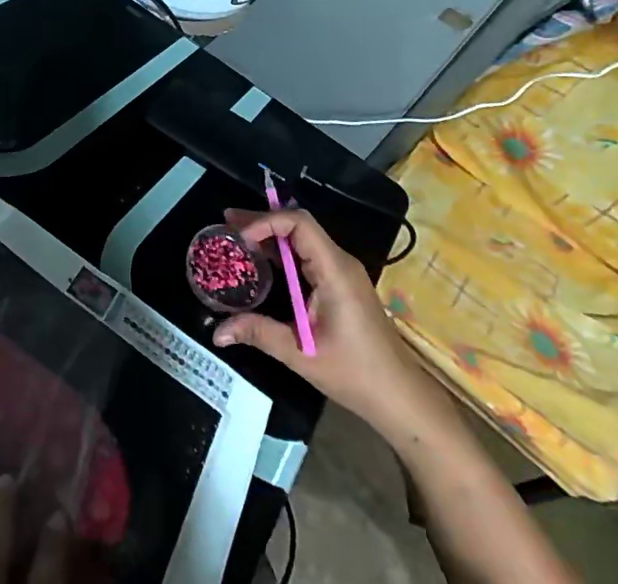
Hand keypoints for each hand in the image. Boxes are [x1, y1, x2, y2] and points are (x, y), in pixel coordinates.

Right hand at [210, 209, 443, 439]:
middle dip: (261, 222)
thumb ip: (258, 333)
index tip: (241, 238)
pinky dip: (281, 253)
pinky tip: (260, 261)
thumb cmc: (356, 373)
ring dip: (270, 236)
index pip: (300, 224)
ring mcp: (343, 273)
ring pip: (303, 240)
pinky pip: (308, 256)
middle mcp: (340, 263)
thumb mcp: (300, 354)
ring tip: (235, 238)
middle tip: (226, 224)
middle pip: (299, 226)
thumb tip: (216, 333)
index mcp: (335, 271)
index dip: (267, 222)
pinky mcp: (341, 284)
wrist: (401, 396)